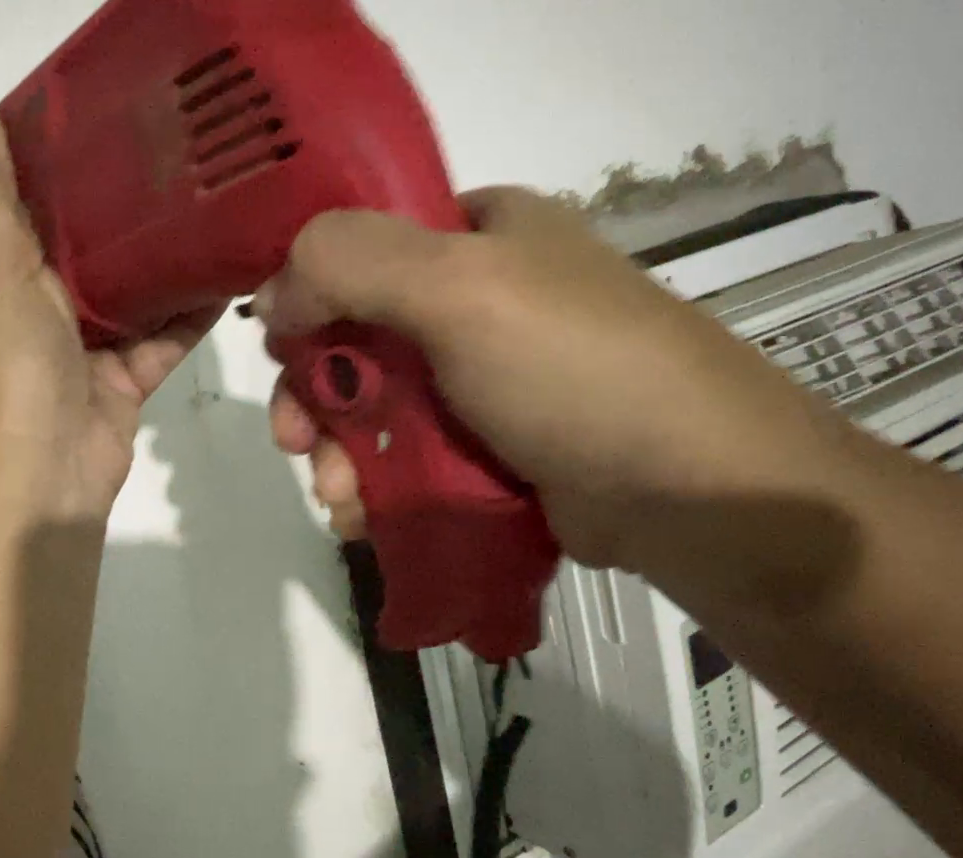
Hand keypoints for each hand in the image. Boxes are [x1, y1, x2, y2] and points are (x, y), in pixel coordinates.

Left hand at [0, 101, 221, 522]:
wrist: (48, 475)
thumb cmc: (17, 370)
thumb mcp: (2, 274)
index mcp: (8, 281)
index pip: (33, 210)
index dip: (58, 164)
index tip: (102, 112)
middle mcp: (48, 310)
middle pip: (91, 250)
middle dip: (126, 208)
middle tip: (177, 149)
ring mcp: (92, 348)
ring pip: (136, 293)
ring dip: (168, 259)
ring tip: (215, 201)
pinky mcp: (130, 379)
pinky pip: (165, 337)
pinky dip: (192, 313)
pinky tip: (232, 271)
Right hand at [261, 187, 846, 568]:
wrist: (692, 489)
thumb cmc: (573, 367)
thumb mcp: (461, 288)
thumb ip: (350, 267)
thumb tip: (270, 297)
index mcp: (480, 232)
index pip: (362, 245)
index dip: (309, 294)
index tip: (280, 349)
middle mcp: (480, 298)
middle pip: (358, 337)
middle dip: (318, 399)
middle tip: (294, 444)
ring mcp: (485, 379)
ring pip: (377, 408)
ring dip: (341, 456)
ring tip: (342, 502)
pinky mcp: (490, 447)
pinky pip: (408, 457)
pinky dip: (376, 487)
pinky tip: (363, 520)